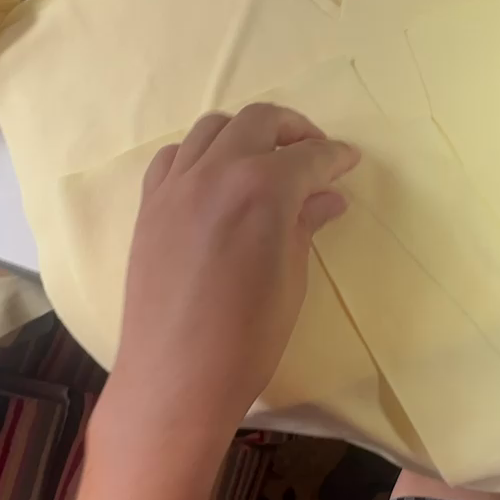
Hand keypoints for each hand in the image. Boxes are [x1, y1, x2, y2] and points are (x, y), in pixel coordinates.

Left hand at [112, 104, 358, 434]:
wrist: (176, 378)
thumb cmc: (248, 339)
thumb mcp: (292, 281)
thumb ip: (304, 225)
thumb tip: (327, 197)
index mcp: (262, 189)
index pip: (309, 156)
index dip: (336, 157)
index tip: (350, 162)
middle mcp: (216, 171)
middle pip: (259, 121)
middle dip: (294, 130)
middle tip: (314, 154)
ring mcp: (176, 185)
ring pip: (212, 128)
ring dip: (246, 134)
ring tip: (265, 161)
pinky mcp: (149, 205)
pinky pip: (175, 157)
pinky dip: (201, 154)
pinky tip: (215, 179)